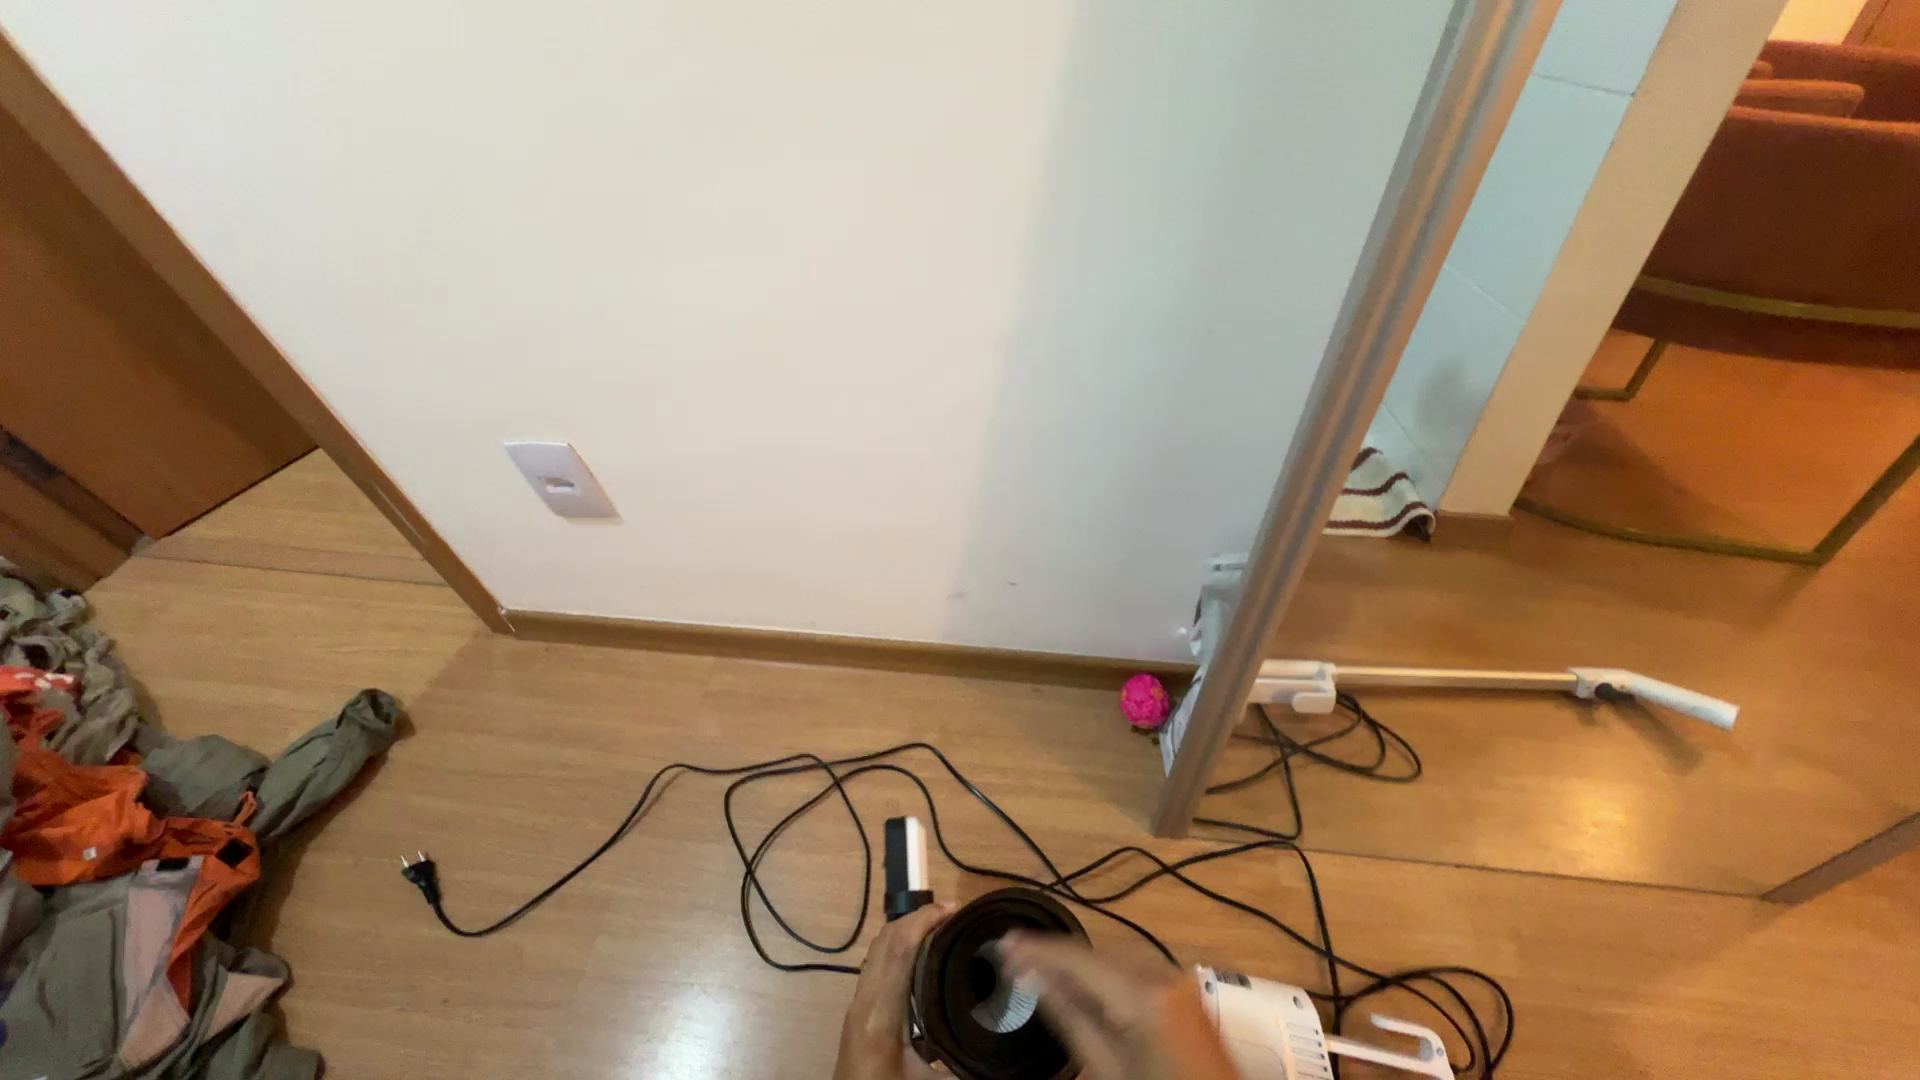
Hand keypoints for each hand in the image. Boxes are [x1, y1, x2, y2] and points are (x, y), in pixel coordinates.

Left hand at [834, 901, 955, 1079]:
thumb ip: (967, 1066)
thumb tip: (1010, 1062)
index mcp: (881, 1015)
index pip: (900, 947)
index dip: (925, 919)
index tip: (954, 909)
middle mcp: (863, 1001)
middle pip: (886, 939)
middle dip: (918, 918)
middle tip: (953, 915)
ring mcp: (856, 1005)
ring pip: (878, 949)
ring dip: (906, 930)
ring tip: (941, 930)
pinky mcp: (857, 1014)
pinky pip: (876, 964)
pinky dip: (898, 948)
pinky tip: (922, 961)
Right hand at [996, 932, 1240, 1079]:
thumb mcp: (1107, 1067)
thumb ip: (1069, 1017)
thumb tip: (1032, 976)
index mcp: (1141, 991)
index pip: (1077, 957)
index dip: (1037, 947)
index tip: (1003, 942)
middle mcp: (1161, 970)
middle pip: (1094, 953)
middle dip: (1054, 954)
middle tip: (1013, 954)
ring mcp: (1176, 976)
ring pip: (1112, 957)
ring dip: (1076, 961)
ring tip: (1037, 964)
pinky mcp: (1182, 987)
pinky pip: (1132, 968)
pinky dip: (1103, 971)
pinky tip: (1078, 978)